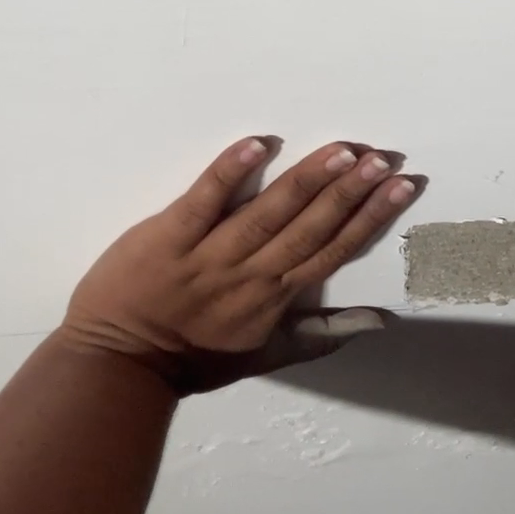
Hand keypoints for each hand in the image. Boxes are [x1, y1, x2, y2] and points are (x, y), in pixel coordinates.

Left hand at [59, 137, 418, 393]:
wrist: (111, 369)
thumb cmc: (193, 360)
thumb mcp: (264, 356)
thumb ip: (321, 335)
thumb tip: (380, 321)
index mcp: (276, 298)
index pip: (334, 249)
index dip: (371, 216)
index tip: (403, 186)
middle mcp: (251, 274)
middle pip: (310, 227)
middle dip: (350, 192)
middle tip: (382, 160)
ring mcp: (209, 255)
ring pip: (268, 213)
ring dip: (307, 180)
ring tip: (342, 151)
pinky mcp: (167, 237)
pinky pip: (203, 201)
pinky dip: (230, 174)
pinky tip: (259, 144)